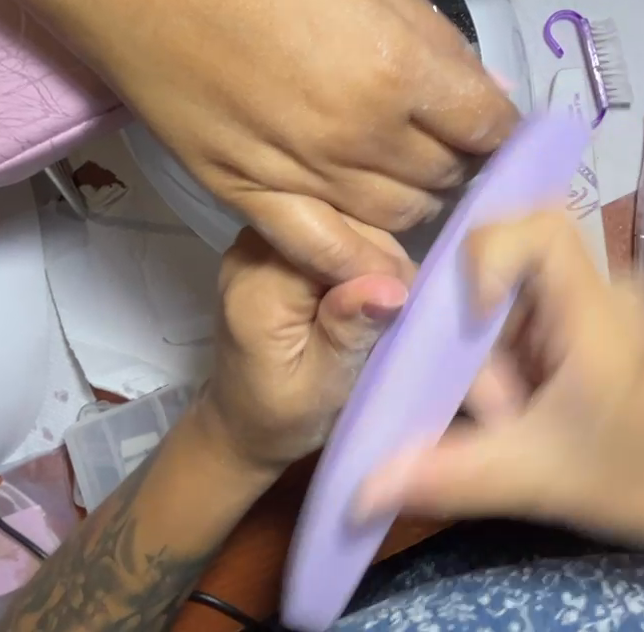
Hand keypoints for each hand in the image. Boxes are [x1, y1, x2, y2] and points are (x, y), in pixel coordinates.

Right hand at [73, 0, 518, 284]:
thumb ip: (428, 39)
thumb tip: (484, 93)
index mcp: (394, 66)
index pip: (485, 123)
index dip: (501, 129)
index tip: (495, 127)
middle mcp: (360, 134)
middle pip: (444, 174)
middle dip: (459, 159)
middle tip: (448, 141)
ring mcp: (303, 174)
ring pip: (395, 216)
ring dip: (418, 199)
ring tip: (408, 174)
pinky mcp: (248, 197)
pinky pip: (323, 250)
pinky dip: (364, 260)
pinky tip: (383, 257)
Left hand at [198, 227, 408, 472]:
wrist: (241, 421)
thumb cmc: (284, 415)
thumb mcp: (322, 387)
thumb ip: (349, 332)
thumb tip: (390, 286)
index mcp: (260, 283)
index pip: (340, 244)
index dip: (382, 269)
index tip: (402, 308)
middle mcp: (252, 246)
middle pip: (341, 224)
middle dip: (378, 261)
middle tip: (392, 312)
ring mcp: (260, 239)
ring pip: (340, 221)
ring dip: (369, 257)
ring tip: (376, 307)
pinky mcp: (271, 243)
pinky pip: (327, 230)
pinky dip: (351, 257)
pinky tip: (356, 292)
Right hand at [357, 212, 643, 551]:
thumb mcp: (539, 477)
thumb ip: (451, 475)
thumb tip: (365, 487)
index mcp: (593, 311)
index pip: (540, 226)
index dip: (492, 252)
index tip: (478, 316)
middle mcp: (599, 288)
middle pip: (514, 258)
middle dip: (485, 325)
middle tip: (494, 391)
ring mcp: (600, 299)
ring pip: (517, 287)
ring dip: (498, 346)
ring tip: (515, 407)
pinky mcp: (595, 316)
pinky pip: (532, 308)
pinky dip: (514, 351)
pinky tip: (529, 401)